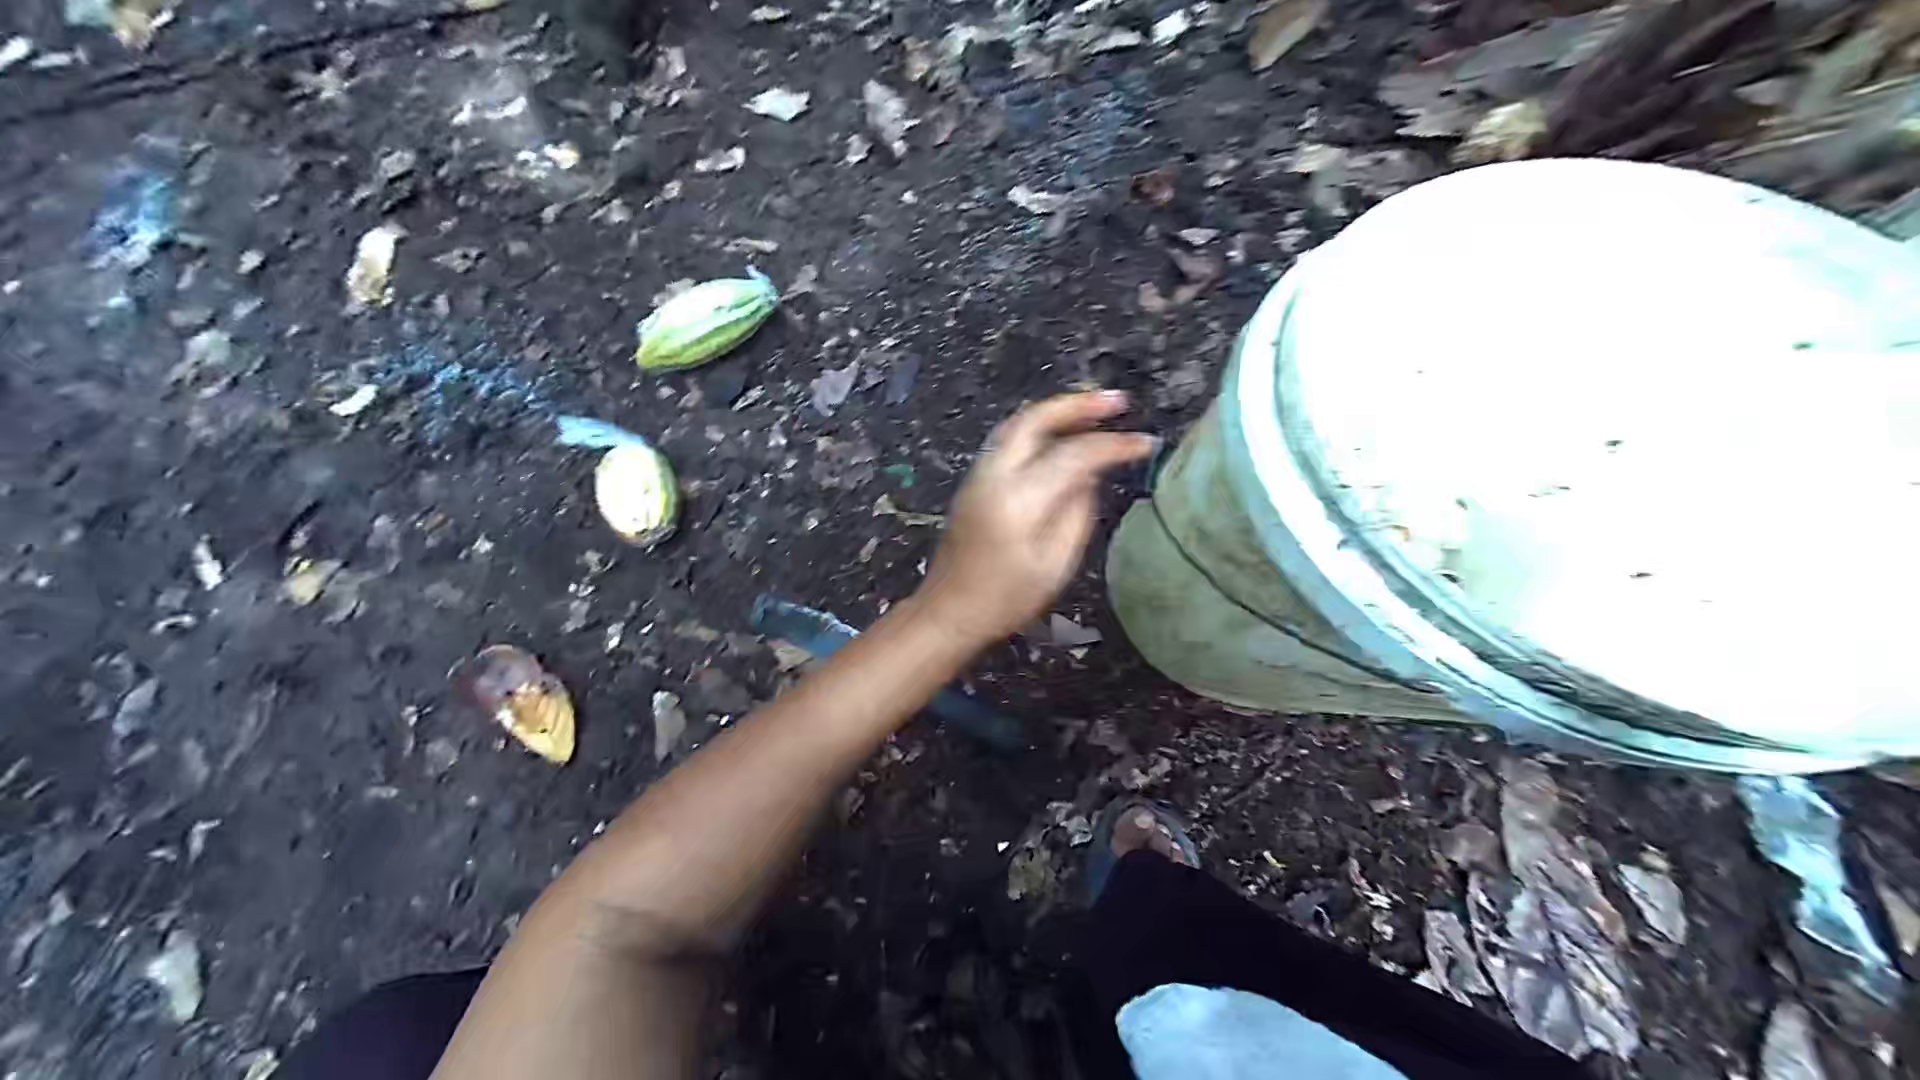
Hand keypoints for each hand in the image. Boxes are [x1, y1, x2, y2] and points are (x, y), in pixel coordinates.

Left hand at [912, 391, 1156, 645]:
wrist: (949, 610)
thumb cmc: (1006, 599)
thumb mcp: (1055, 565)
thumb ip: (1077, 513)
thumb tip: (1092, 474)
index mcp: (1019, 499)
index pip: (1074, 455)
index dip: (1114, 445)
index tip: (1146, 443)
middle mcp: (995, 475)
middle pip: (1035, 419)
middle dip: (1079, 404)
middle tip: (1118, 401)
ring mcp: (979, 475)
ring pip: (1018, 425)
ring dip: (1056, 412)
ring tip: (1095, 411)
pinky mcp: (974, 482)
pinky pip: (1008, 440)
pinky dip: (1038, 428)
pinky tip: (1061, 435)